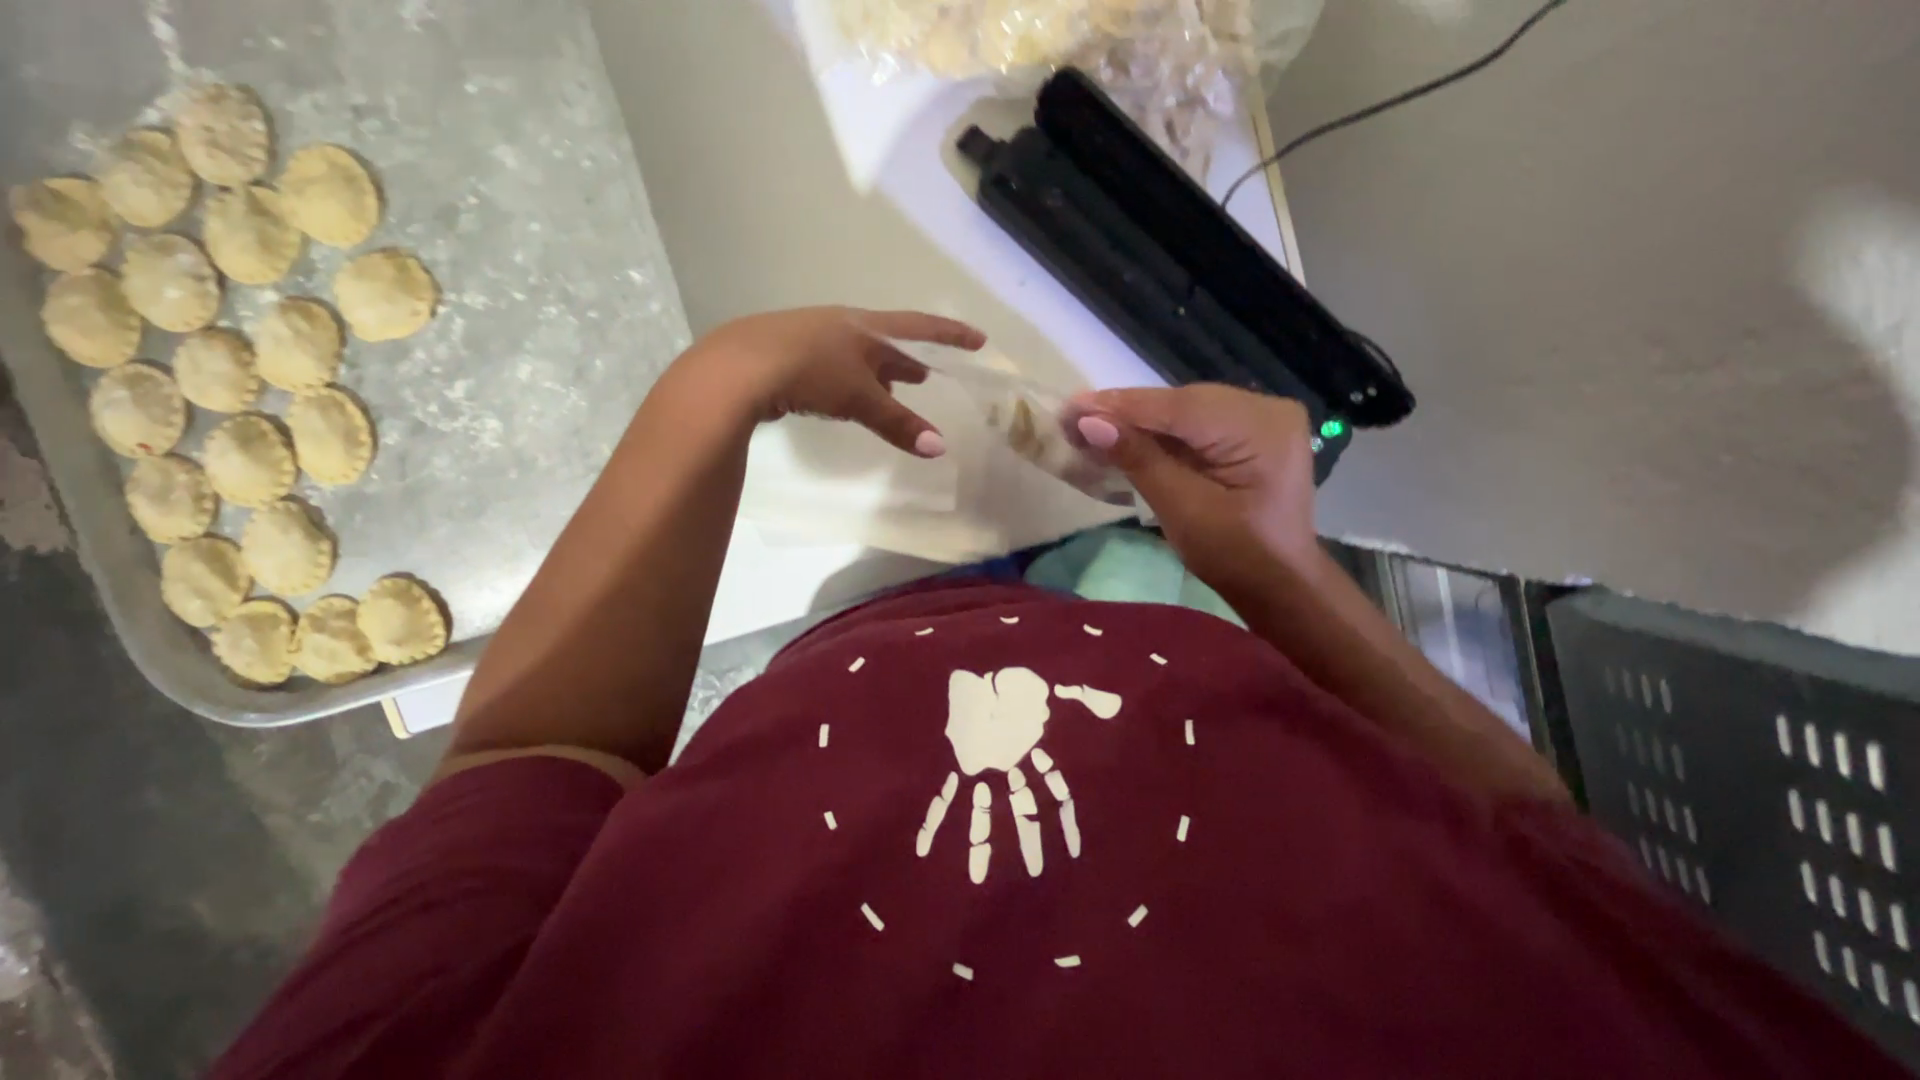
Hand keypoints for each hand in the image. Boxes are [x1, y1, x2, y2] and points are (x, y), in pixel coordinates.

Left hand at [686, 306, 985, 457]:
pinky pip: (832, 369)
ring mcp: (810, 338)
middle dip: (908, 358)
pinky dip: (849, 384)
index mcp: (865, 326)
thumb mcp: (860, 398)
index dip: (950, 335)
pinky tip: (842, 401)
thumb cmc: (810, 371)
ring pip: (856, 356)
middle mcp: (840, 325)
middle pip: (885, 340)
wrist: (739, 367)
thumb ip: (899, 423)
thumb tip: (940, 449)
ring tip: (891, 392)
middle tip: (927, 374)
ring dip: (877, 374)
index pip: (920, 327)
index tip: (977, 340)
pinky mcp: (787, 358)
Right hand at [1071, 385, 1318, 588]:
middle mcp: (1267, 409)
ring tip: (1089, 426)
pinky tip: (1126, 435)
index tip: (1072, 408)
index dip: (1122, 407)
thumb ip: (1139, 459)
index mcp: (1261, 428)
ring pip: (1186, 411)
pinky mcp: (1252, 432)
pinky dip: (1163, 433)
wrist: (1278, 584)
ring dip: (1140, 422)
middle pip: (1183, 404)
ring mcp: (1263, 418)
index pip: (1180, 408)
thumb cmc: (1234, 555)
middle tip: (1072, 419)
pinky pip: (1198, 423)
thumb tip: (1089, 423)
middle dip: (1127, 413)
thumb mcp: (1182, 509)